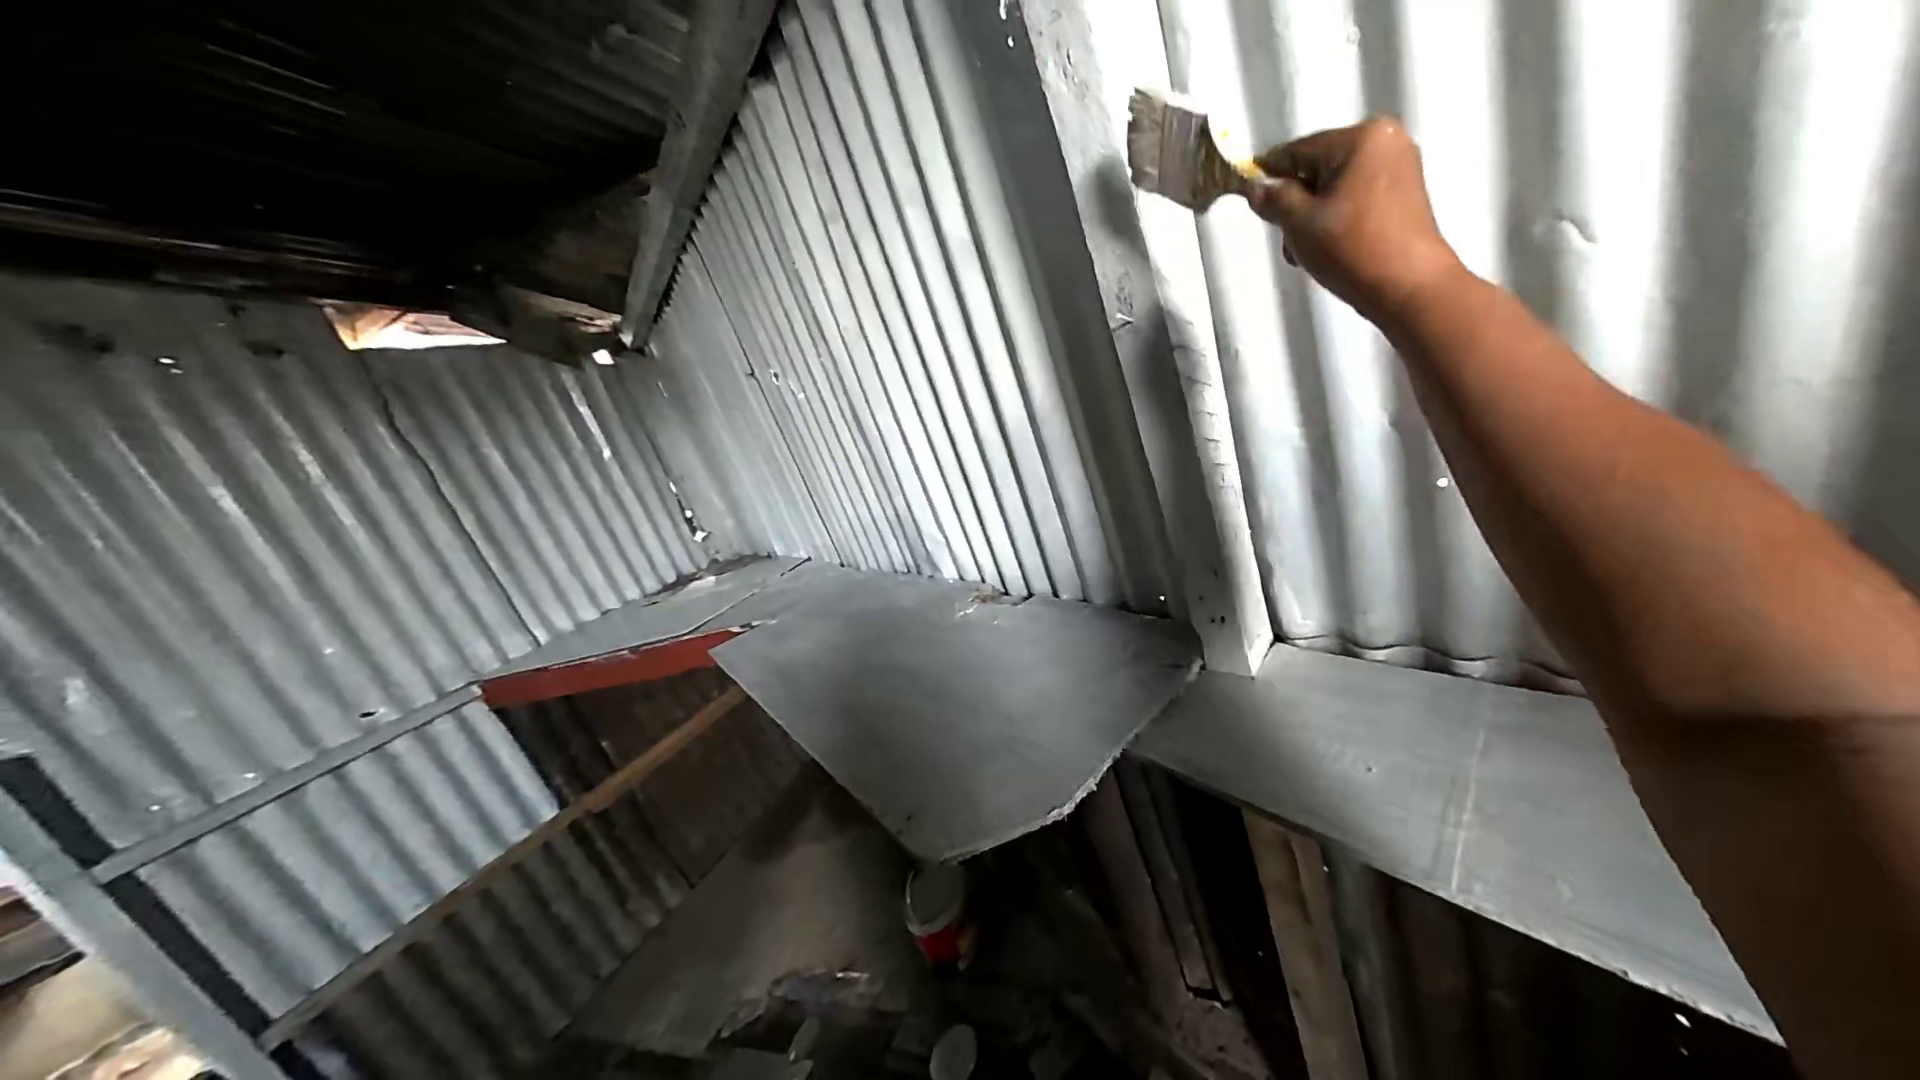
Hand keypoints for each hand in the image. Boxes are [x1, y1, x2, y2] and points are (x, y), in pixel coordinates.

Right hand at [1248, 115, 1462, 322]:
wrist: (1407, 286)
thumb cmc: (1355, 249)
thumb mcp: (1299, 223)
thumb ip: (1273, 199)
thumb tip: (1256, 188)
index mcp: (1362, 138)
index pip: (1296, 151)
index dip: (1268, 177)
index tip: (1251, 199)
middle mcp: (1386, 141)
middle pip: (1315, 169)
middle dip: (1295, 203)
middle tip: (1291, 238)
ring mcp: (1398, 167)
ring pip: (1332, 187)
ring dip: (1312, 217)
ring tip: (1312, 250)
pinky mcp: (1402, 194)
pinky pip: (1353, 198)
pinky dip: (1333, 220)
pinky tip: (1330, 248)